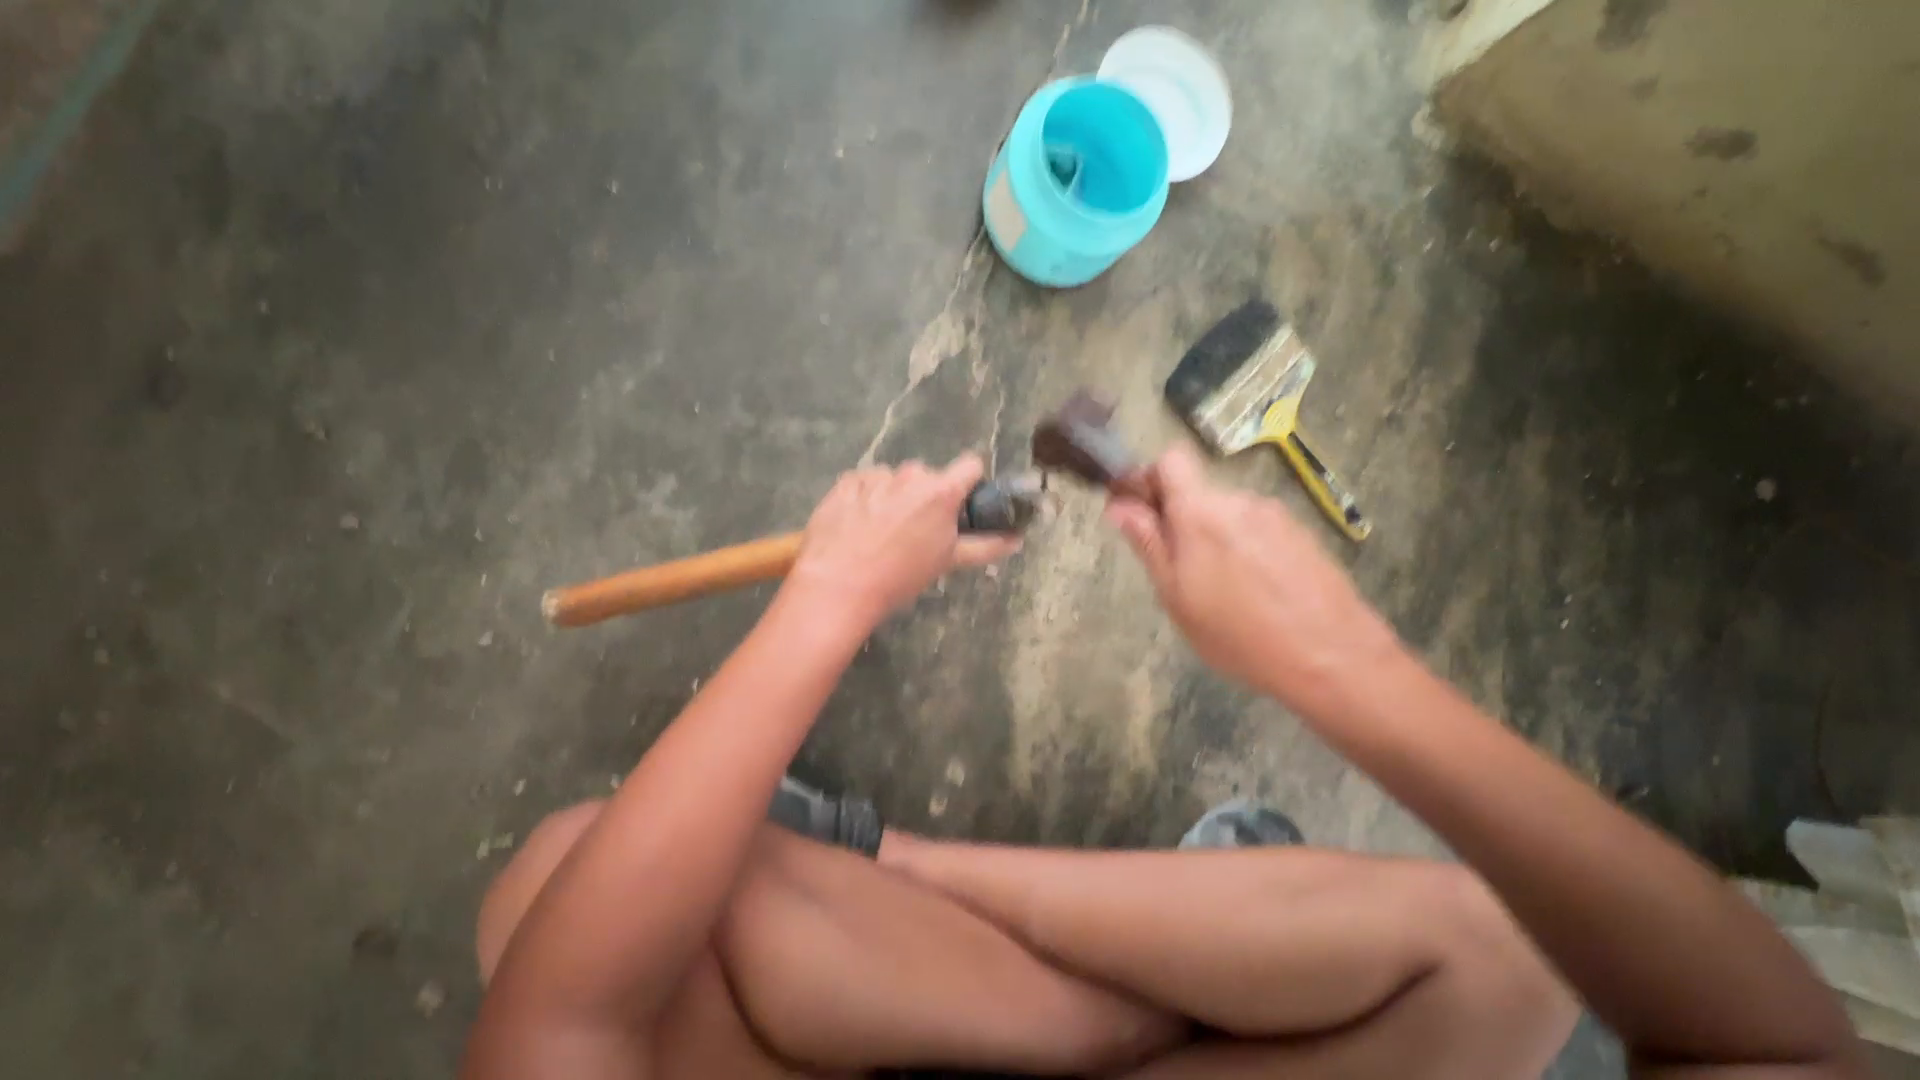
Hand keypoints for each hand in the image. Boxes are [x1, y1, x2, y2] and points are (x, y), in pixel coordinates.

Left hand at [788, 454, 1020, 626]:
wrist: (838, 585)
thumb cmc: (899, 577)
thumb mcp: (947, 562)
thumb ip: (985, 546)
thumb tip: (1017, 539)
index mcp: (941, 491)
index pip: (970, 465)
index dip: (968, 483)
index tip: (959, 505)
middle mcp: (910, 474)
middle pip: (927, 476)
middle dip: (924, 497)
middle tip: (914, 532)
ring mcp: (875, 476)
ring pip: (893, 480)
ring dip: (892, 497)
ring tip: (878, 533)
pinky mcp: (845, 481)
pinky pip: (863, 483)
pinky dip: (864, 499)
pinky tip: (855, 526)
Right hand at [1104, 443, 1402, 711]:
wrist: (1331, 655)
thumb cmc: (1237, 633)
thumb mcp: (1177, 596)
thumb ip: (1149, 544)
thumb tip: (1119, 505)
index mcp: (1201, 511)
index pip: (1171, 459)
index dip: (1152, 479)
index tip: (1146, 515)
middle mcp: (1240, 501)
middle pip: (1201, 496)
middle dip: (1186, 525)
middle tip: (1187, 578)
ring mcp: (1277, 517)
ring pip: (1232, 518)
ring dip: (1221, 543)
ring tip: (1230, 597)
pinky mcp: (1304, 536)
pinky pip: (1262, 534)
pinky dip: (1252, 555)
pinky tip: (1262, 598)